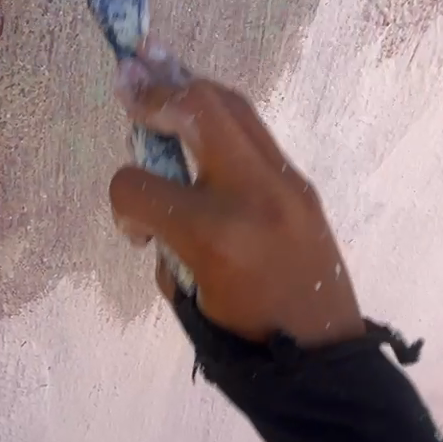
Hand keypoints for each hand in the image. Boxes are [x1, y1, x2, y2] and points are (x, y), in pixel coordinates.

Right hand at [109, 45, 364, 347]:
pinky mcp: (302, 183)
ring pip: (233, 105)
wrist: (322, 362)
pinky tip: (201, 121)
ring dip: (191, 92)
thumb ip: (161, 231)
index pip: (138, 185)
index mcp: (214, 234)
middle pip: (198, 107)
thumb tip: (153, 177)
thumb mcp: (183, 291)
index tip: (130, 218)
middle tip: (130, 78)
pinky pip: (253, 131)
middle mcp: (253, 193)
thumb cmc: (241, 339)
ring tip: (163, 79)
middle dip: (156, 91)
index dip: (120, 197)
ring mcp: (286, 182)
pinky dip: (220, 119)